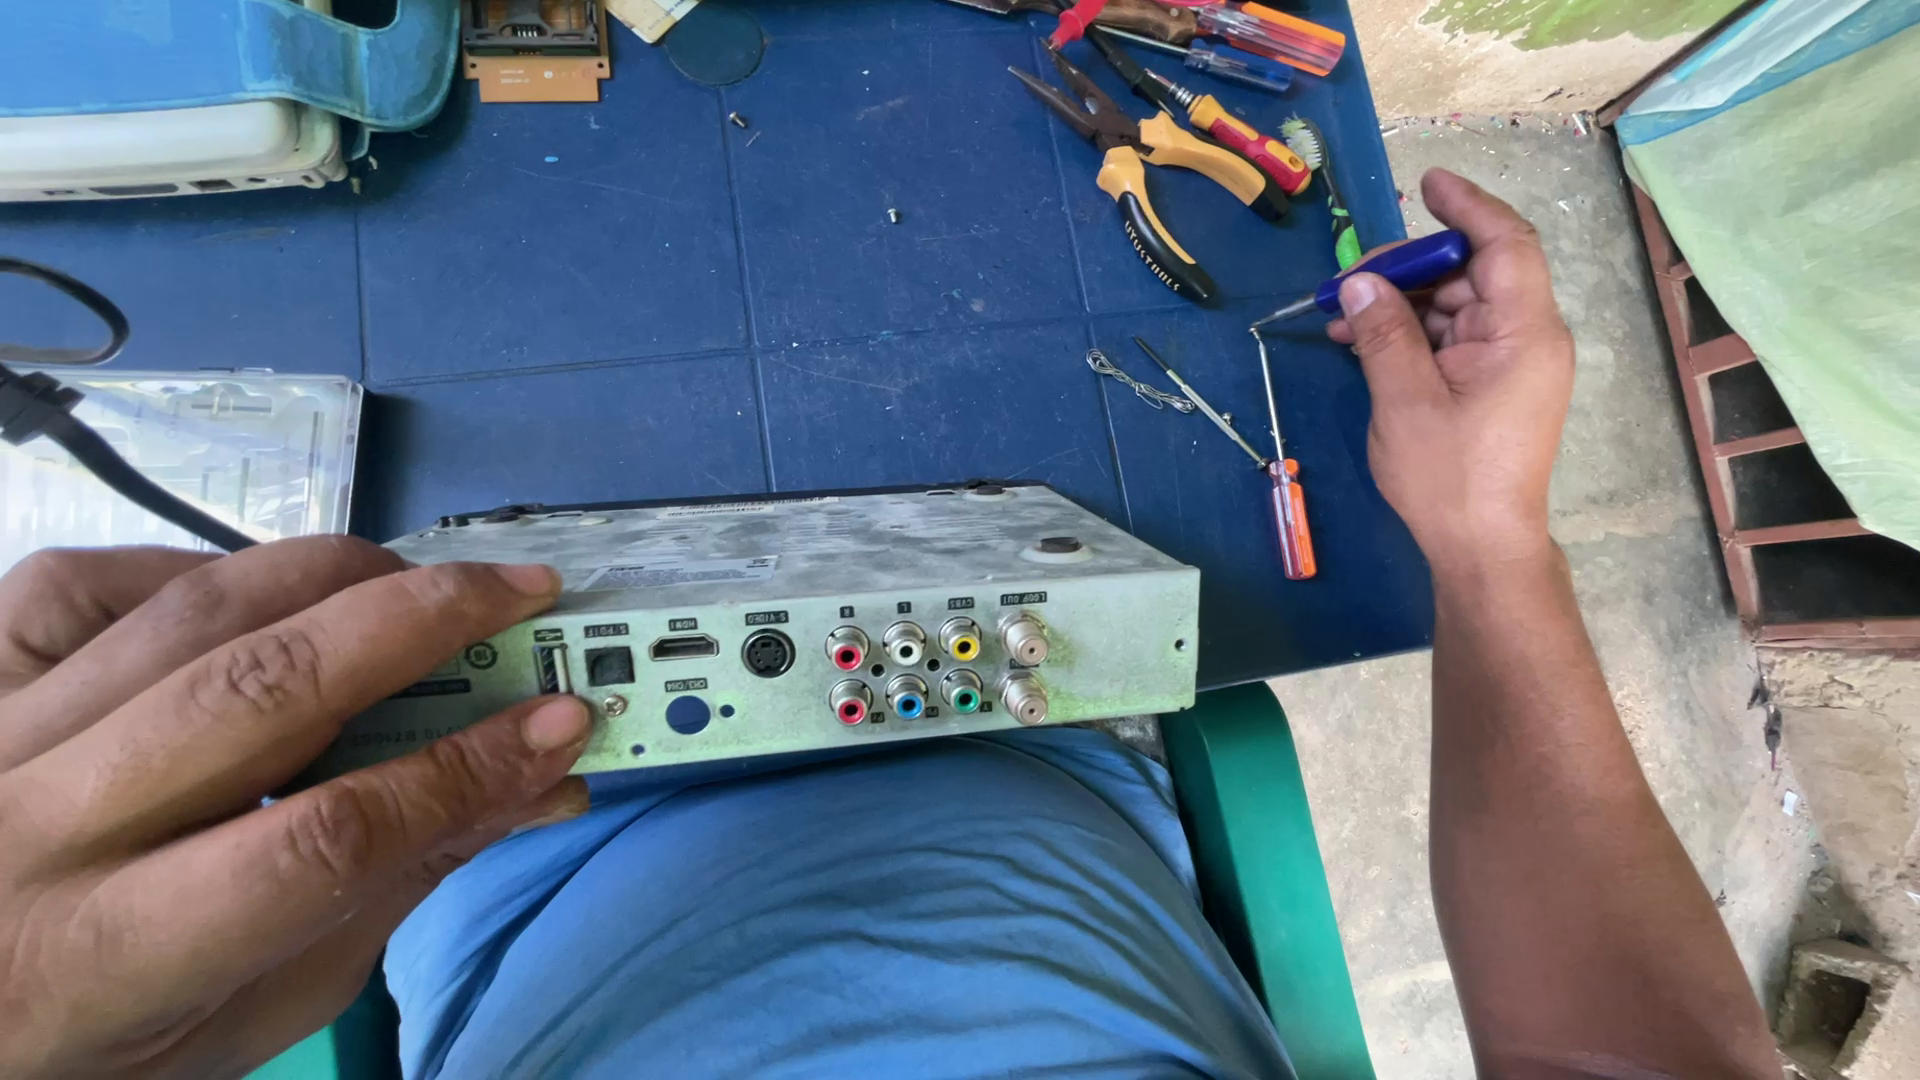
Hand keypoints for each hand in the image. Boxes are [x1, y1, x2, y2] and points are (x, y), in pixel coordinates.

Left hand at [0, 538, 592, 1078]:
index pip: (330, 835)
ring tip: (426, 584)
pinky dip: (200, 570)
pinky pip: (82, 583)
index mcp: (108, 956)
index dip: (469, 767)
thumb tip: (550, 777)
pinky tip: (261, 603)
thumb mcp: (280, 993)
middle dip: (430, 620)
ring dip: (346, 577)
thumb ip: (414, 873)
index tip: (569, 718)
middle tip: (530, 591)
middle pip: (269, 687)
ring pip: (199, 610)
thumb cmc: (125, 1036)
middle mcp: (26, 836)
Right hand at [1328, 168, 1574, 573]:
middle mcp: (1523, 338)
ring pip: (1451, 309)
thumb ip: (1383, 334)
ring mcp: (1504, 364)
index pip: (1503, 246)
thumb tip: (1358, 283)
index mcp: (1523, 333)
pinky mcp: (1484, 387)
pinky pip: (1444, 342)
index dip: (1466, 207)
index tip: (1426, 184)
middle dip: (1408, 269)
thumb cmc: (1448, 475)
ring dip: (1397, 306)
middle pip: (1469, 275)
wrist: (1478, 544)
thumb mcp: (1405, 400)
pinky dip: (1405, 336)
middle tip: (1347, 281)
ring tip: (1338, 315)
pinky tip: (1359, 341)